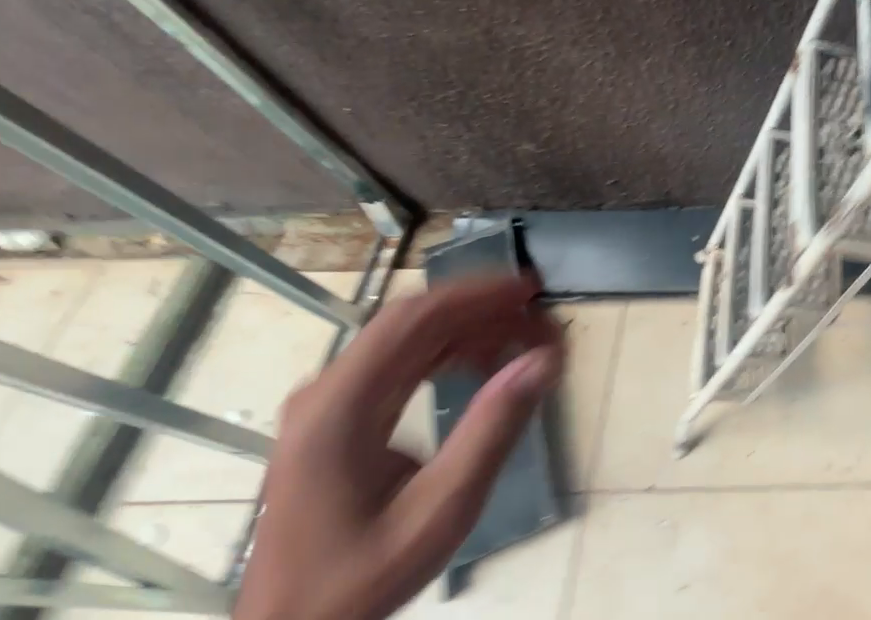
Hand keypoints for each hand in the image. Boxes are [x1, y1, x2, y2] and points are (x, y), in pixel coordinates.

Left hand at [234, 276, 561, 619]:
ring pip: (407, 339)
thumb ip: (490, 432)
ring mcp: (329, 404)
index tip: (533, 291)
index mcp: (339, 407)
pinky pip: (399, 364)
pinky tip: (485, 363)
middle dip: (482, 309)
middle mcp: (328, 392)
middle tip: (541, 318)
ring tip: (525, 338)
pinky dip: (448, 352)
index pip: (414, 320)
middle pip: (412, 322)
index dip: (477, 295)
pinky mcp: (338, 419)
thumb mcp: (439, 514)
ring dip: (469, 329)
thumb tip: (542, 361)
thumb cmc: (361, 579)